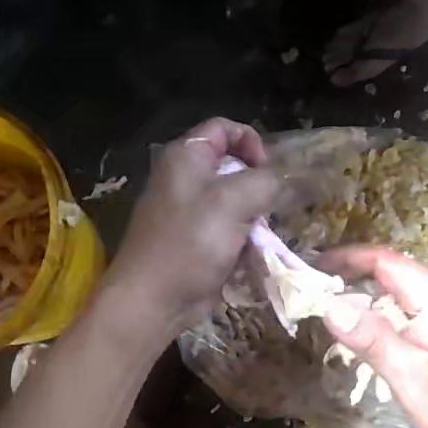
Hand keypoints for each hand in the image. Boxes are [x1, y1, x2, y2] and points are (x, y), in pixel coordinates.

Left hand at [107, 118, 277, 329]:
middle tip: (265, 209)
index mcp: (186, 158)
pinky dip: (243, 237)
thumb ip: (262, 181)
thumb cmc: (191, 244)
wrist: (155, 299)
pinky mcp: (196, 238)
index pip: (224, 128)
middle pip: (233, 165)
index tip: (268, 171)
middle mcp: (185, 178)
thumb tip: (272, 182)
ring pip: (236, 200)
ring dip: (254, 216)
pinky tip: (247, 255)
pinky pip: (230, 227)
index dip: (251, 142)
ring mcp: (189, 210)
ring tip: (258, 236)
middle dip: (256, 186)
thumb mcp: (233, 202)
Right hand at [317, 247, 427, 427]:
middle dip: (352, 279)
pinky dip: (389, 316)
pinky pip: (417, 310)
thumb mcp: (410, 375)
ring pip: (404, 293)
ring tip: (334, 316)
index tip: (310, 270)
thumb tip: (329, 304)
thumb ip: (370, 337)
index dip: (344, 259)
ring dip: (370, 300)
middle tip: (314, 298)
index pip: (382, 258)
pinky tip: (373, 338)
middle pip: (392, 272)